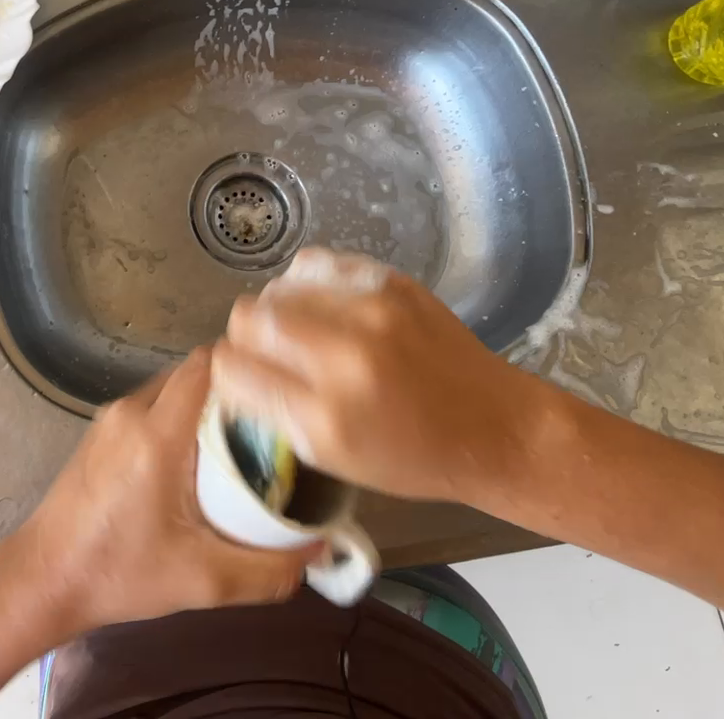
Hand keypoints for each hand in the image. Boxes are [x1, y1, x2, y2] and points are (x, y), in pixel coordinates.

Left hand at [0, 348, 316, 637]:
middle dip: (231, 390)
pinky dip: (179, 418)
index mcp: (156, 435)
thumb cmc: (119, 574)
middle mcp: (131, 411)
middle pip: (192, 374)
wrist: (44, 578)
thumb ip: (267, 570)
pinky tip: (196, 458)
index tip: (279, 391)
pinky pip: (151, 405)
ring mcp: (110, 418)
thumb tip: (318, 550)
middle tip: (269, 423)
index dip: (244, 368)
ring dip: (204, 405)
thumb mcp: (202, 582)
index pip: (205, 366)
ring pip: (171, 388)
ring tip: (240, 441)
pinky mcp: (100, 430)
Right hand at [209, 247, 543, 503]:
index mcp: (324, 414)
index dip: (229, 370)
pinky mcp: (388, 280)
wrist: (494, 427)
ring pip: (277, 285)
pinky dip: (310, 285)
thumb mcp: (333, 458)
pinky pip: (316, 264)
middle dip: (248, 336)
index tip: (242, 375)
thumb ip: (275, 411)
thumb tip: (232, 369)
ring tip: (303, 329)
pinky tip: (327, 307)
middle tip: (272, 353)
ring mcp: (368, 309)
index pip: (231, 367)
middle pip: (246, 316)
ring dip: (278, 308)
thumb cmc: (411, 456)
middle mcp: (342, 354)